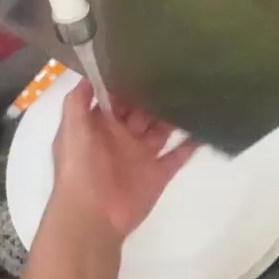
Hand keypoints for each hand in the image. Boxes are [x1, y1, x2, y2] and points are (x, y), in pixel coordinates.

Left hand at [45, 83, 197, 243]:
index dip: (126, 82)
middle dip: (154, 95)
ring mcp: (141, 155)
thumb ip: (78, 102)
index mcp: (99, 126)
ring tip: (195, 91)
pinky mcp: (159, 173)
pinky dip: (192, 142)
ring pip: (162, 129)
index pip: (115, 99)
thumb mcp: (71, 131)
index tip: (145, 59)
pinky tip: (206, 126)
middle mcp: (121, 137)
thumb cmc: (79, 170)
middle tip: (177, 70)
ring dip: (174, 115)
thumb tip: (90, 72)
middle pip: (142, 111)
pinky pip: (179, 154)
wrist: (92, 218)